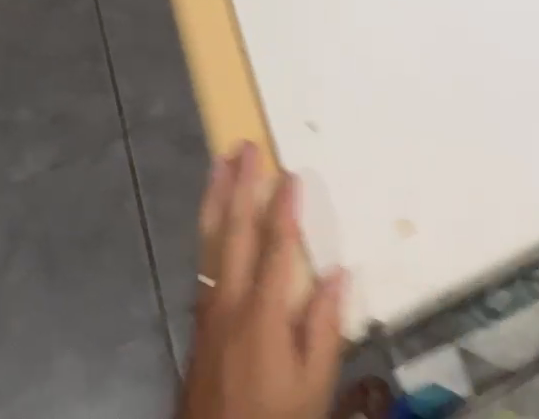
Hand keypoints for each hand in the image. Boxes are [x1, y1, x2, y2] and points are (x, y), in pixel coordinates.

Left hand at [179, 143, 348, 418]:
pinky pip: (204, 262)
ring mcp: (209, 312)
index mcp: (263, 315)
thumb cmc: (275, 416)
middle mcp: (229, 304)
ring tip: (219, 165)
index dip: (283, 207)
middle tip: (244, 147)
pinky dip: (208, 231)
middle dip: (239, 186)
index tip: (290, 172)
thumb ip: (325, 328)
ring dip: (215, 199)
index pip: (275, 247)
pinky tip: (213, 220)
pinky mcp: (200, 324)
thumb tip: (338, 273)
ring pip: (210, 243)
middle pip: (232, 233)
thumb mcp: (315, 385)